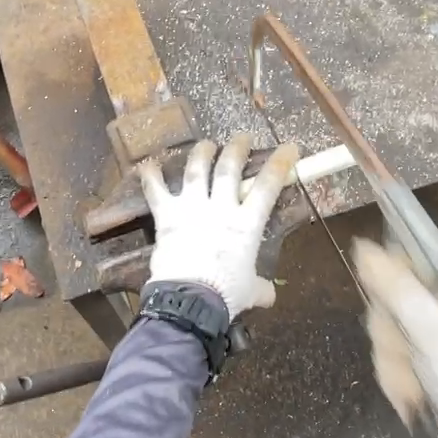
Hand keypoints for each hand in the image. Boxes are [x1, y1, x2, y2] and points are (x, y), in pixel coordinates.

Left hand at [138, 135, 299, 320]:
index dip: (280, 164)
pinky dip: (151, 176)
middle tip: (242, 138)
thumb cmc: (225, 295)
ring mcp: (192, 208)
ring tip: (206, 144)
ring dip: (202, 154)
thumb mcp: (250, 291)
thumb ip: (259, 288)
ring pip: (197, 171)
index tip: (289, 148)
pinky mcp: (167, 215)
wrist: (190, 299)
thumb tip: (269, 295)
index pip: (268, 186)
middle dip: (237, 149)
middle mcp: (220, 208)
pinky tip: (147, 164)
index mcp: (246, 224)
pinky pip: (156, 190)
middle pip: (230, 169)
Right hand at [353, 239, 437, 437]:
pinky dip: (399, 379)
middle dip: (392, 334)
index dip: (394, 278)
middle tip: (404, 351)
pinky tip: (413, 398)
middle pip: (393, 299)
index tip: (387, 303)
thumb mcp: (435, 332)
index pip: (415, 261)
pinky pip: (395, 358)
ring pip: (389, 331)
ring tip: (413, 387)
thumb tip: (362, 247)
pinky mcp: (428, 366)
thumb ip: (397, 289)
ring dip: (394, 363)